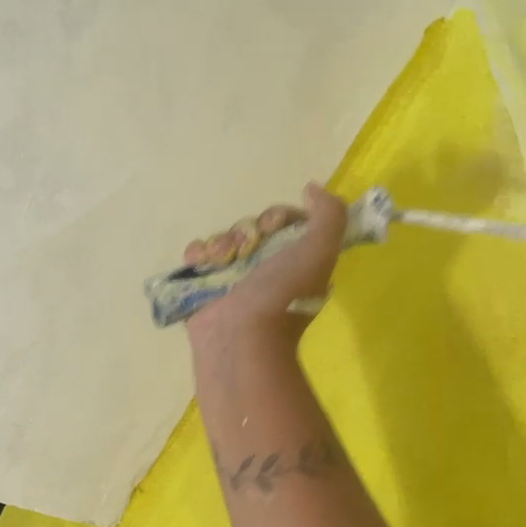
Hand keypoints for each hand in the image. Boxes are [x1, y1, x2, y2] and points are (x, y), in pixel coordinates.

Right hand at [183, 182, 345, 349]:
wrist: (241, 338)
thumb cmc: (282, 296)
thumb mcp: (321, 251)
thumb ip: (328, 214)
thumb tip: (312, 188)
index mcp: (295, 260)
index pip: (283, 221)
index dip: (276, 217)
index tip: (272, 227)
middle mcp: (265, 268)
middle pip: (250, 227)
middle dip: (245, 231)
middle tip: (244, 249)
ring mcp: (233, 278)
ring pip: (223, 239)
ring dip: (219, 242)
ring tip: (219, 260)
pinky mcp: (204, 288)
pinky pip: (198, 256)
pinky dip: (197, 254)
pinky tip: (200, 263)